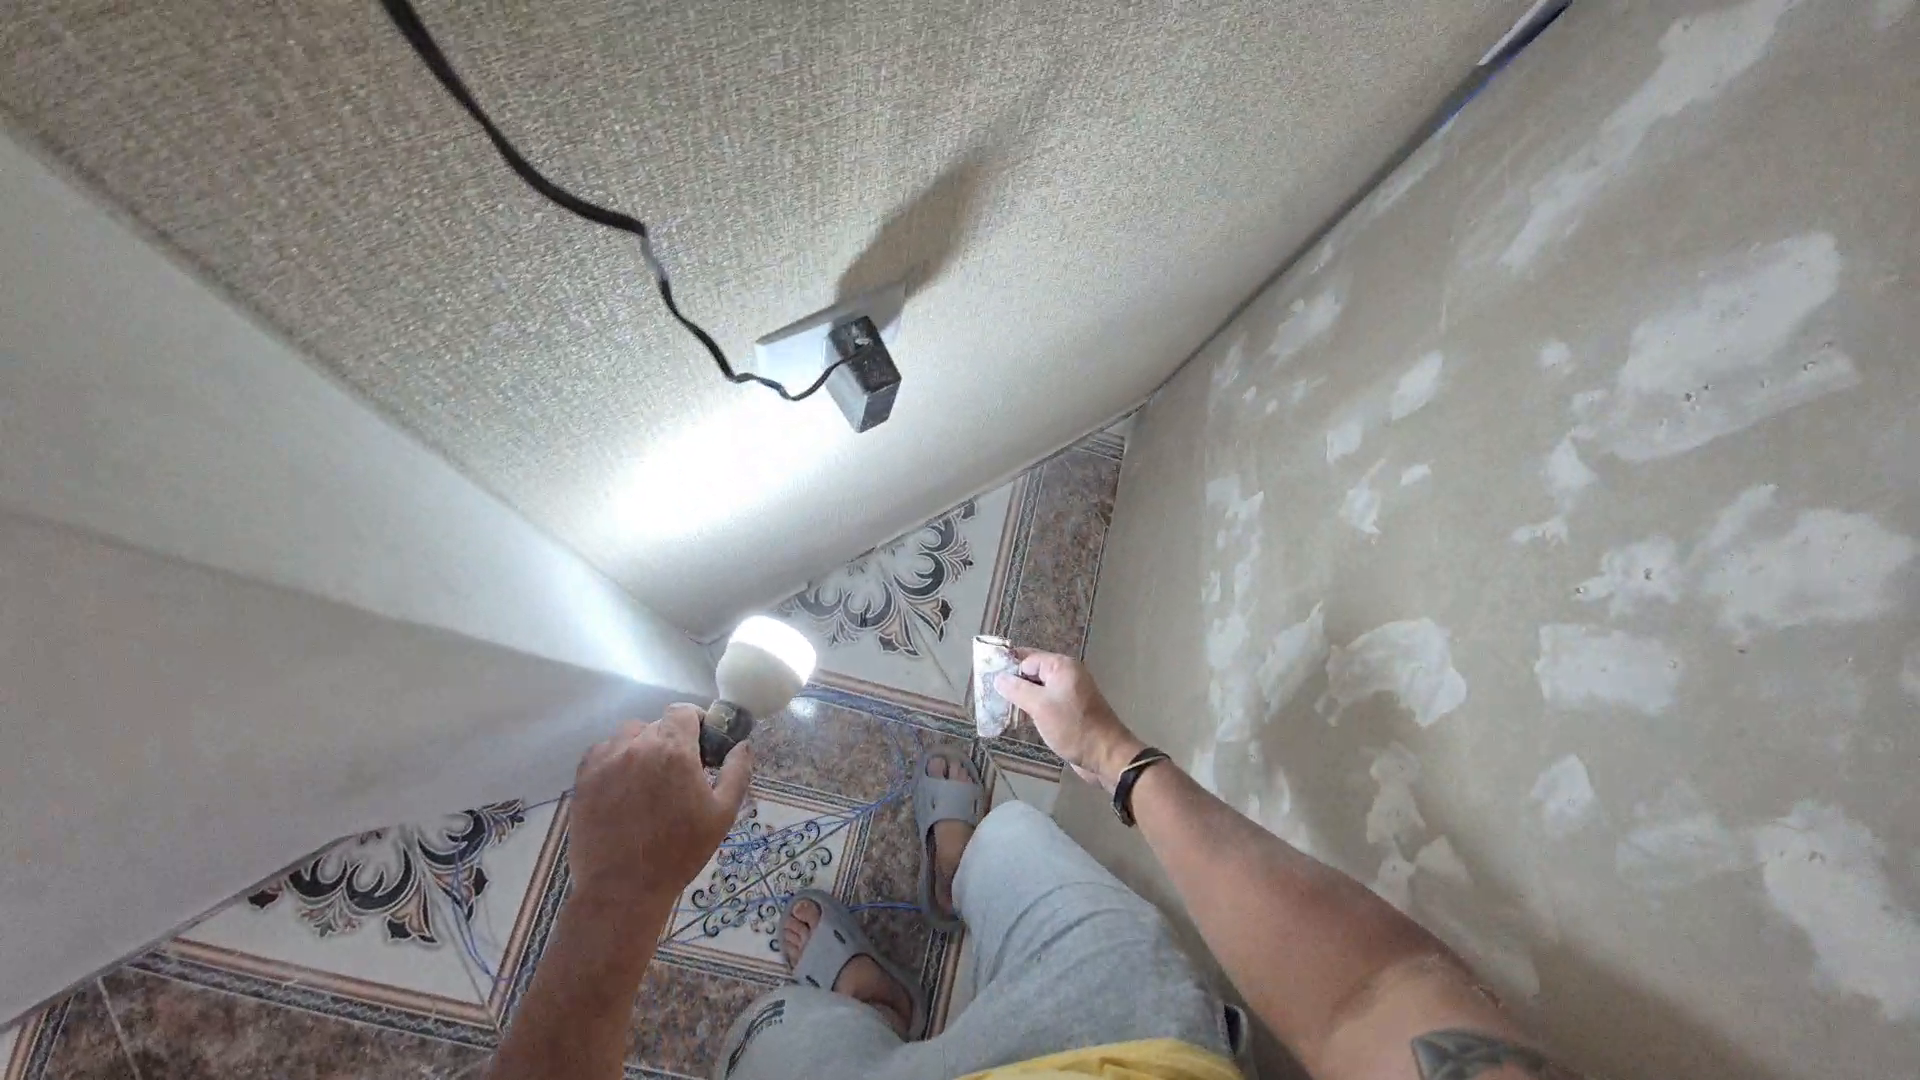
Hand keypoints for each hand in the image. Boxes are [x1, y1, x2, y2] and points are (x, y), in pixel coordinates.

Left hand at [566, 705, 752, 917]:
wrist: (623, 888)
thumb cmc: (680, 851)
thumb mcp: (722, 814)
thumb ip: (737, 772)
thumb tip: (743, 745)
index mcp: (674, 750)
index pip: (683, 711)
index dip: (696, 721)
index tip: (702, 742)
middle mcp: (638, 746)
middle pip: (657, 724)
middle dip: (671, 739)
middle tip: (679, 769)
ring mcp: (606, 761)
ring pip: (628, 735)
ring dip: (642, 745)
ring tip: (648, 775)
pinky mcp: (584, 778)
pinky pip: (602, 751)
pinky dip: (615, 757)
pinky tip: (623, 783)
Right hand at [994, 651, 1144, 791]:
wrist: (1106, 755)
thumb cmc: (1073, 727)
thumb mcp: (1040, 706)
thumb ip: (1017, 689)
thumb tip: (998, 678)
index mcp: (1062, 666)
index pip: (1027, 658)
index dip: (1008, 668)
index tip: (987, 680)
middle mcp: (1067, 675)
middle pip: (1032, 672)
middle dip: (1012, 682)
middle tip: (989, 695)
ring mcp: (1069, 693)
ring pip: (1038, 689)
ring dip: (1021, 697)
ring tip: (998, 708)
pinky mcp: (1070, 710)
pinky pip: (1046, 703)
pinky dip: (1032, 708)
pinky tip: (1017, 719)